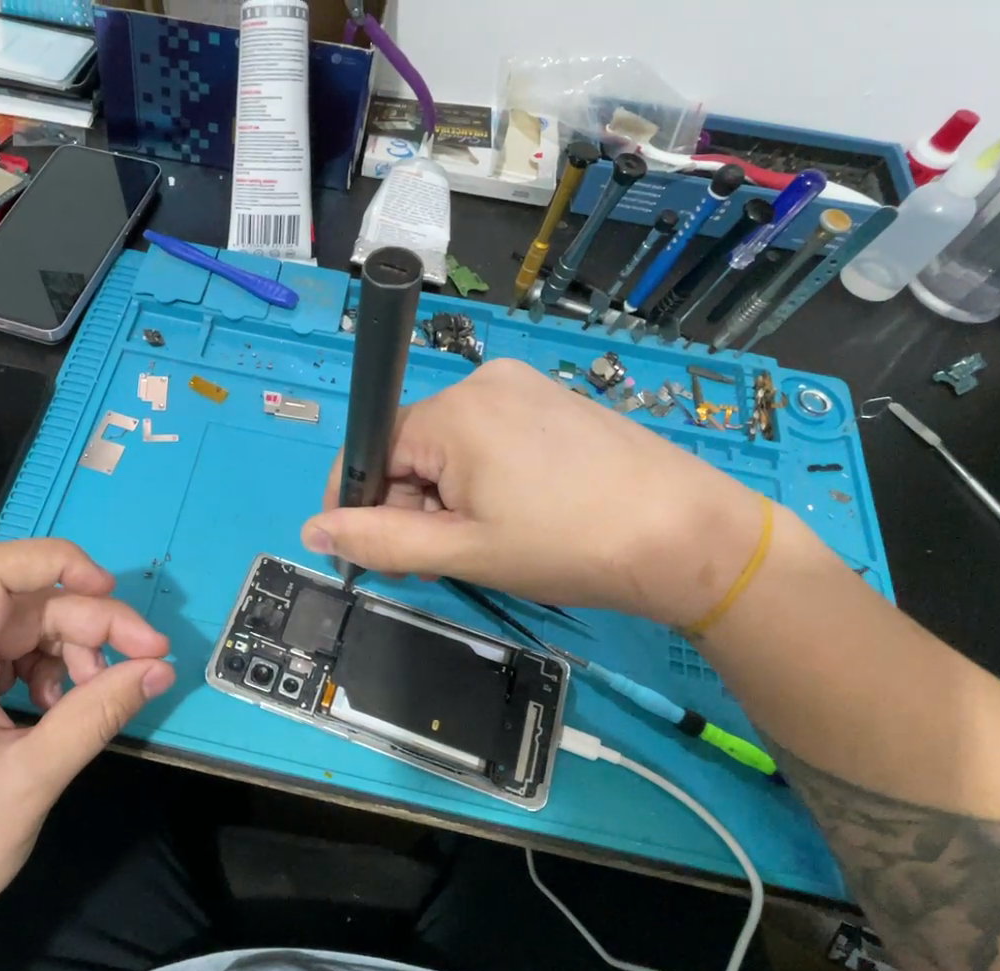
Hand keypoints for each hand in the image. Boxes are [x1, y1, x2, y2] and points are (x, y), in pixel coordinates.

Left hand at [0, 539, 174, 970]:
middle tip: (147, 660)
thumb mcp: (33, 780)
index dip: (57, 562)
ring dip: (67, 655)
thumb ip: (98, 713)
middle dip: (86, 625)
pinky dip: (40, 678)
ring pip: (13, 635)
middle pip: (17, 607)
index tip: (113, 592)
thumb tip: (160, 669)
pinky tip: (59, 712)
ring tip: (96, 700)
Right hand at [300, 358, 768, 625]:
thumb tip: (312, 529)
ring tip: (489, 541)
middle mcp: (482, 382)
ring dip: (447, 497)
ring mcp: (522, 386)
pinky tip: (517, 514)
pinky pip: (487, 437)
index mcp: (452, 412)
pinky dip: (482, 478)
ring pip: (448, 447)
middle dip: (413, 505)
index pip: (370, 450)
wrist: (686, 536)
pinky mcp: (551, 400)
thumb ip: (380, 540)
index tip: (375, 553)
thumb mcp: (462, 552)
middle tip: (447, 559)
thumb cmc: (567, 545)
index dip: (361, 504)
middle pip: (410, 448)